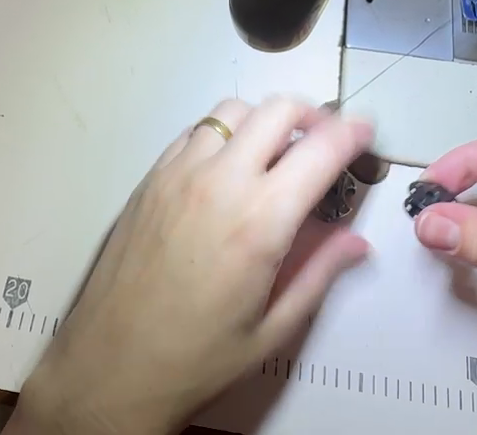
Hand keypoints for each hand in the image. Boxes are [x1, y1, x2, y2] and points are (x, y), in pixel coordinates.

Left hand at [9, 98, 375, 434]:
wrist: (109, 367)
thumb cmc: (196, 358)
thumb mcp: (271, 329)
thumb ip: (319, 273)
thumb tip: (356, 240)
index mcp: (259, 221)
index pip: (319, 151)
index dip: (352, 133)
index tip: (367, 128)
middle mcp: (219, 180)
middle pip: (276, 110)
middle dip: (312, 114)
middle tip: (326, 139)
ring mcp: (179, 172)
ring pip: (232, 110)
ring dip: (264, 120)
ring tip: (276, 150)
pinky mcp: (151, 176)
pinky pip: (195, 130)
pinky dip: (222, 133)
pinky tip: (228, 164)